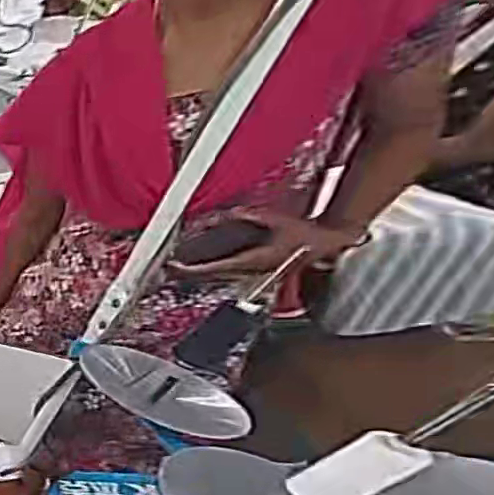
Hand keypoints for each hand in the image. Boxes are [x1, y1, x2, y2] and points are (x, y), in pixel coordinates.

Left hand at [167, 208, 362, 278]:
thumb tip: (229, 214)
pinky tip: (194, 271)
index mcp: (253, 261)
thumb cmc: (305, 234)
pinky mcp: (251, 276)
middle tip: (166, 269)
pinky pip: (223, 277)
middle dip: (185, 275)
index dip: (189, 270)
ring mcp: (250, 277)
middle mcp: (249, 273)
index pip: (213, 269)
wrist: (327, 245)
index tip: (173, 266)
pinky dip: (206, 274)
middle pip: (208, 278)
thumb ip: (250, 217)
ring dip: (193, 276)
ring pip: (214, 280)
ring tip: (174, 270)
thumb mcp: (277, 221)